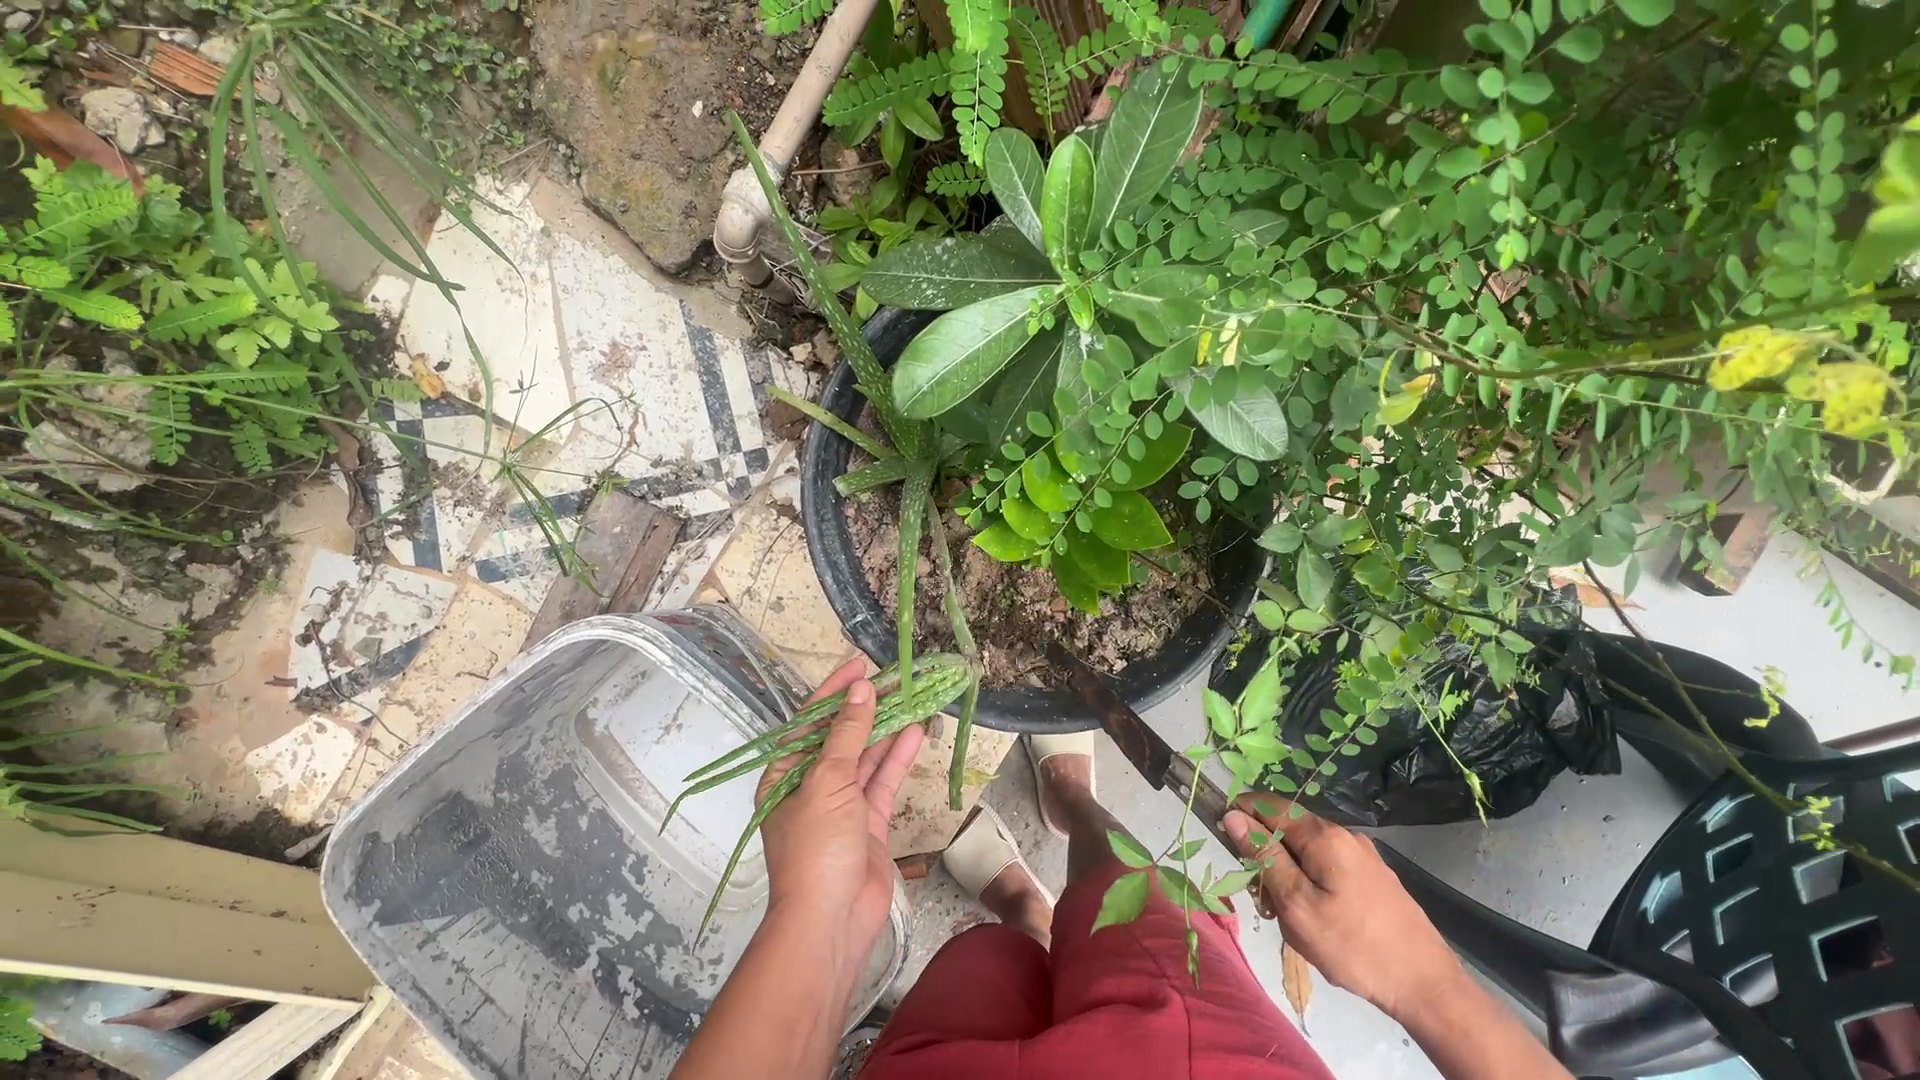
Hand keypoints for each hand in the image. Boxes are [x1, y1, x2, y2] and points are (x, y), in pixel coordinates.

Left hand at [759, 657, 925, 962]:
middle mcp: (811, 785)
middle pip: (841, 736)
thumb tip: (861, 691)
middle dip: (867, 707)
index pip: (810, 722)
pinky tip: (917, 732)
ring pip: (866, 756)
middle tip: (896, 678)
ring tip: (913, 697)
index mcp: (785, 775)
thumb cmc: (815, 848)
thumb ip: (847, 735)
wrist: (830, 920)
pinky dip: (899, 757)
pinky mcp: (869, 821)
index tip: (859, 664)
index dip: (834, 691)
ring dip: (887, 729)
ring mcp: (842, 804)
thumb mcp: (826, 783)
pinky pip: (883, 781)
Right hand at [1223, 796, 1464, 1020]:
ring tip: (1289, 919)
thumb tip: (1233, 815)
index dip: (1241, 815)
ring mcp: (1363, 856)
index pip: (1269, 805)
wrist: (1427, 986)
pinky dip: (1309, 885)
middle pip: (1287, 830)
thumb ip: (1263, 856)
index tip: (1224, 843)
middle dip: (1265, 857)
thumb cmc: (1353, 946)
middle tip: (1263, 901)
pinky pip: (1327, 868)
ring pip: (1307, 852)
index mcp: (1324, 836)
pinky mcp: (1374, 878)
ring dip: (1287, 876)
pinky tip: (1315, 921)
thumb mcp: (1296, 904)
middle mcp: (1345, 835)